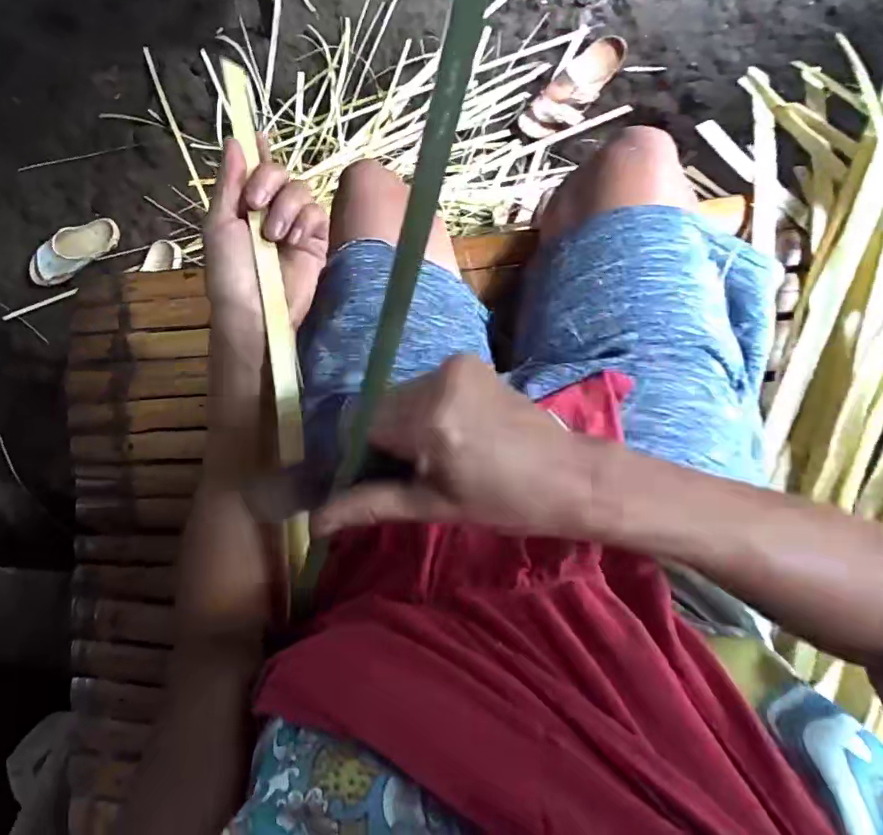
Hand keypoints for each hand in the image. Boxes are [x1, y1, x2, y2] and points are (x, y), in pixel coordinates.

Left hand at [203, 136, 329, 352]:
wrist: (255, 309)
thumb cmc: (229, 271)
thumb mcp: (220, 224)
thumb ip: (231, 182)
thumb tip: (235, 140)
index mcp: (244, 204)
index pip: (255, 168)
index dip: (258, 149)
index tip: (258, 132)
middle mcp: (271, 209)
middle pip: (280, 172)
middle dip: (268, 181)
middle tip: (254, 204)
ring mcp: (295, 223)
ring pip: (300, 190)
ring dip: (284, 208)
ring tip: (272, 237)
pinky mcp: (316, 238)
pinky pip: (317, 212)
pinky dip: (303, 223)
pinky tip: (292, 243)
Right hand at [311, 354, 597, 538]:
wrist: (568, 474)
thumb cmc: (505, 501)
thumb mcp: (434, 506)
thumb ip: (370, 503)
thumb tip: (315, 522)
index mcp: (429, 420)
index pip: (359, 425)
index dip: (357, 454)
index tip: (372, 478)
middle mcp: (437, 381)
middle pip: (379, 406)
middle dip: (381, 438)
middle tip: (409, 472)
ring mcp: (455, 365)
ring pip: (400, 395)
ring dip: (403, 422)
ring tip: (435, 454)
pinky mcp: (468, 361)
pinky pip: (425, 385)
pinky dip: (424, 407)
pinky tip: (450, 432)